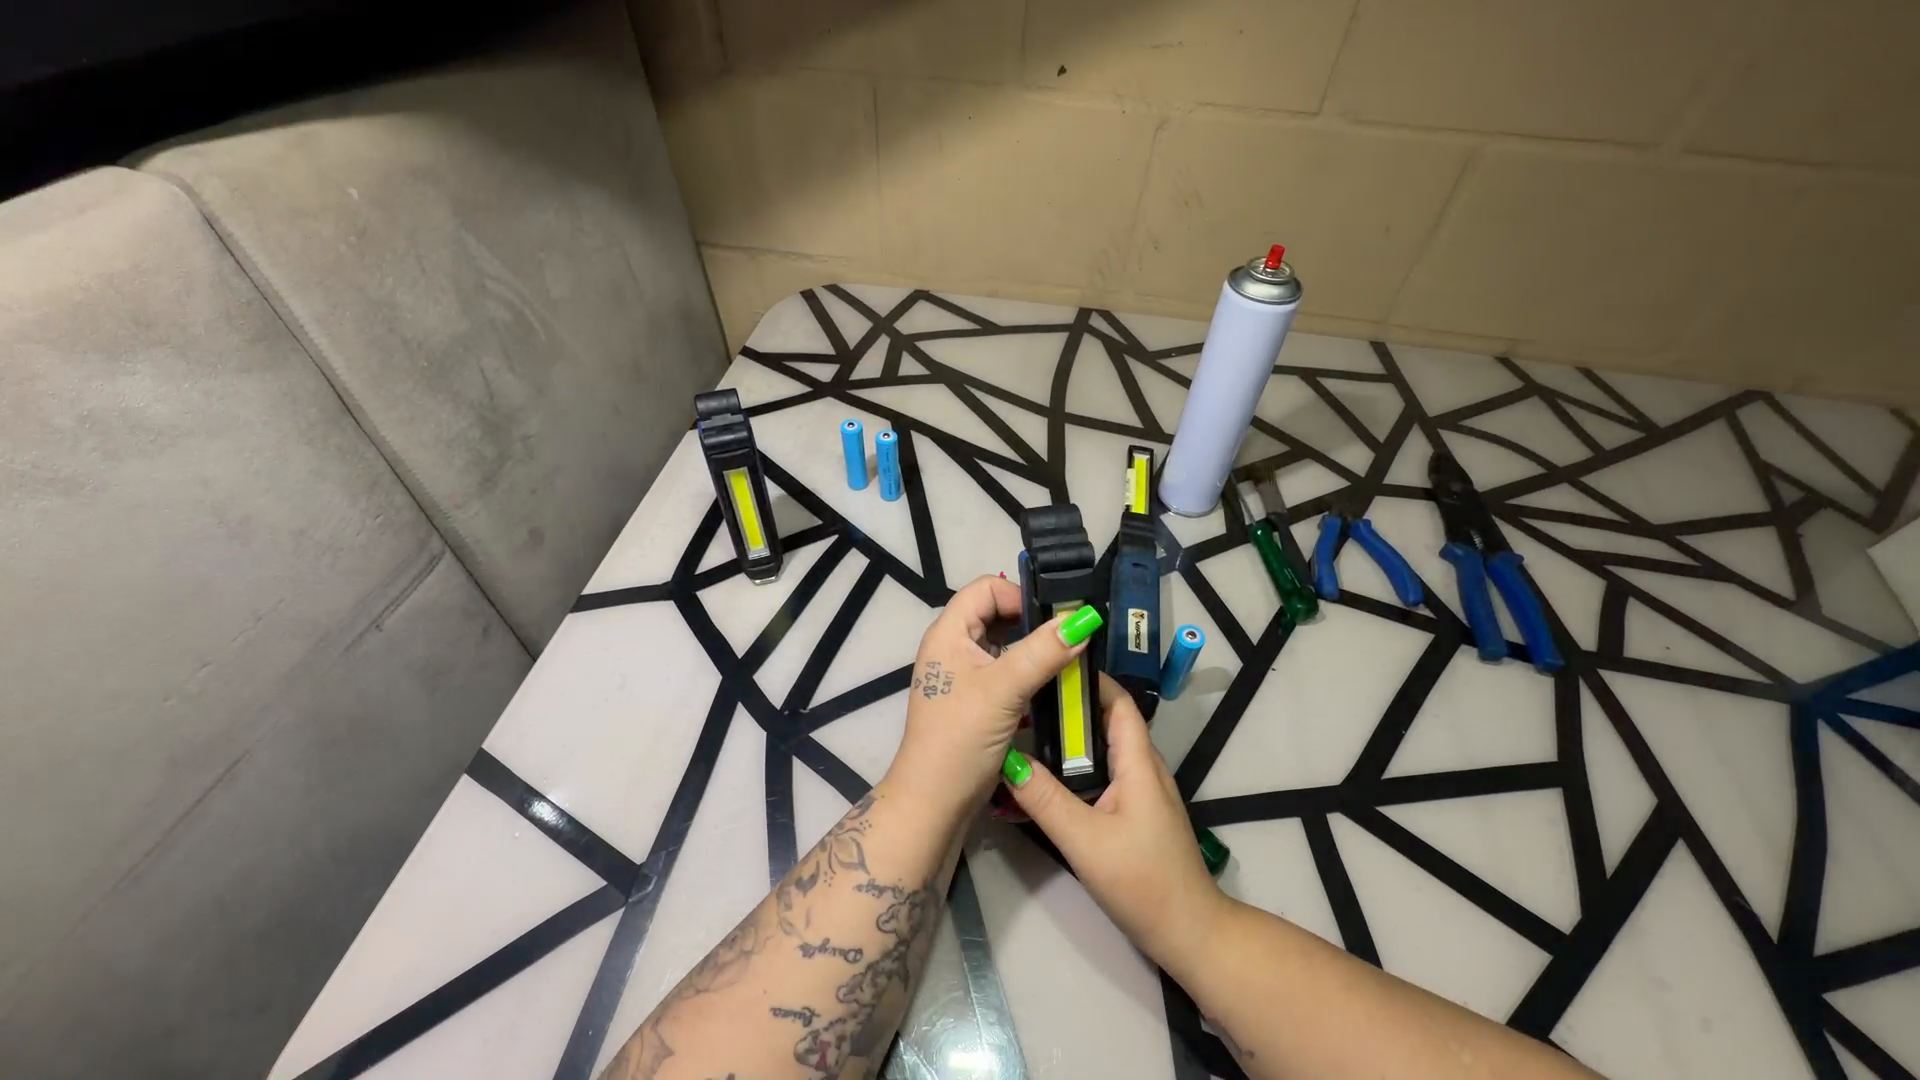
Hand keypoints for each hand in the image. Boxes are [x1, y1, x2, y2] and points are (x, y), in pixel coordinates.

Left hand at [883, 575, 1093, 818]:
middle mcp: (953, 647)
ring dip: (1033, 649)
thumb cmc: (961, 739)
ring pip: (1003, 644)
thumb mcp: (1004, 690)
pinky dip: (1028, 673)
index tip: (1054, 620)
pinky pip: (1005, 672)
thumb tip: (1084, 620)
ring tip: (1066, 661)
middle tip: (1068, 639)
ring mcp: (963, 675)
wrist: (934, 802)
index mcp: (948, 633)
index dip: (1020, 595)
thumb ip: (1043, 652)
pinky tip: (1052, 686)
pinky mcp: (975, 701)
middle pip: (996, 613)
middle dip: (1032, 621)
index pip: (986, 588)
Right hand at [1003, 675, 1229, 967]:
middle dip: (1071, 707)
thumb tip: (1007, 760)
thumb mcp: (1085, 840)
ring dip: (1073, 739)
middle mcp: (1145, 770)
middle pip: (1109, 723)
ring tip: (1029, 732)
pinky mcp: (1137, 814)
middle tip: (1026, 700)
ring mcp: (1144, 793)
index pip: (1119, 704)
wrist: (1188, 932)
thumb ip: (1045, 800)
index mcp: (1139, 764)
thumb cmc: (1142, 881)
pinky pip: (1107, 776)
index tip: (1050, 666)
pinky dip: (1079, 767)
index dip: (1090, 680)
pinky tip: (1050, 779)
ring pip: (1106, 751)